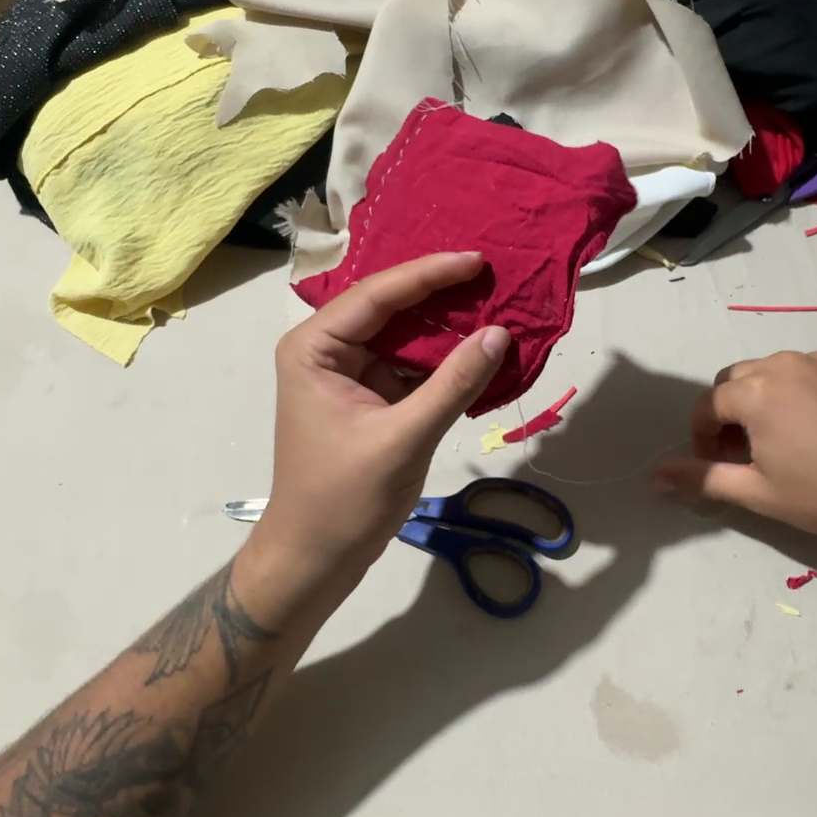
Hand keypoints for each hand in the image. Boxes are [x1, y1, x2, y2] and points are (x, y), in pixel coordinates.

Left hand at [247, 253, 507, 594]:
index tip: (476, 259)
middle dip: (440, 293)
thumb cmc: (345, 499)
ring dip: (446, 325)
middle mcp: (328, 350)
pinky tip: (481, 347)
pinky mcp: (370, 397)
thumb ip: (453, 383)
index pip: (377, 294)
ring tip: (495, 302)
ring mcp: (349, 373)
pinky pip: (411, 364)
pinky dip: (444, 359)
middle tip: (492, 274)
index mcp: (316, 348)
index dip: (430, 273)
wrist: (316, 558)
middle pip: (390, 306)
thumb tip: (500, 334)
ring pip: (404, 334)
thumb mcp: (404, 438)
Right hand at [653, 351, 816, 536]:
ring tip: (781, 437)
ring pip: (773, 372)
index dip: (703, 436)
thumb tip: (655, 476)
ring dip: (763, 398)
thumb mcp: (758, 491)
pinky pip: (809, 374)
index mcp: (754, 391)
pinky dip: (798, 394)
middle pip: (736, 380)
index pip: (708, 404)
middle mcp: (782, 364)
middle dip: (729, 412)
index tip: (717, 463)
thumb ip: (703, 478)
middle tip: (745, 451)